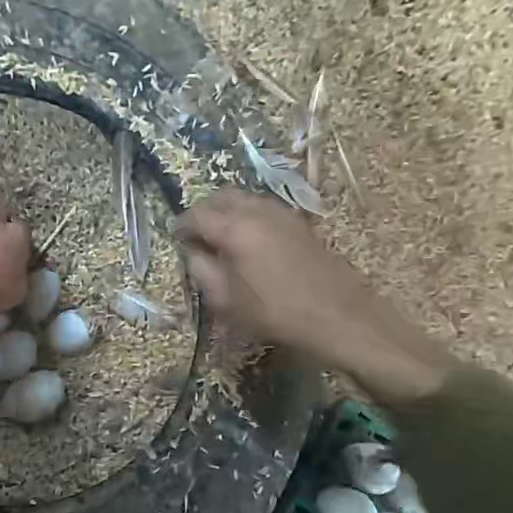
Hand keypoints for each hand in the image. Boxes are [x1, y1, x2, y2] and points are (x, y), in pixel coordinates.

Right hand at [178, 192, 456, 405]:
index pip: (197, 214)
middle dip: (202, 211)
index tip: (175, 238)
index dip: (181, 225)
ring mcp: (282, 213)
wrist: (337, 315)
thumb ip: (201, 270)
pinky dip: (245, 214)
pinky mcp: (298, 222)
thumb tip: (193, 252)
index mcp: (236, 229)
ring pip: (243, 198)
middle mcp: (258, 211)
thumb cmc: (275, 313)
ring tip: (218, 236)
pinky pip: (262, 206)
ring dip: (225, 210)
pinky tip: (246, 239)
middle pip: (220, 197)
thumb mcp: (226, 300)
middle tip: (194, 234)